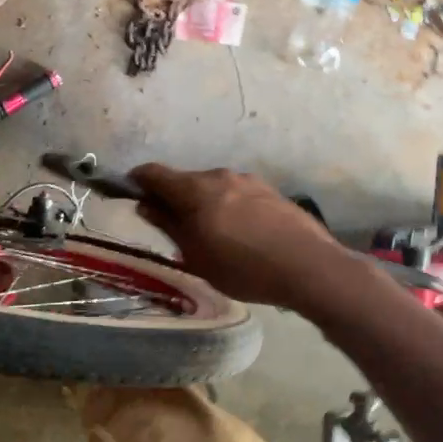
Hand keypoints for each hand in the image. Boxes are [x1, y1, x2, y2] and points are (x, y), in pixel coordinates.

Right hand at [130, 164, 376, 315]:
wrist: (311, 268)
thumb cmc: (243, 267)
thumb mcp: (195, 255)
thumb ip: (168, 226)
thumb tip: (145, 205)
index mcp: (195, 189)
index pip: (154, 173)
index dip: (138, 181)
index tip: (130, 192)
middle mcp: (219, 176)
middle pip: (185, 181)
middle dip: (173, 197)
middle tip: (172, 226)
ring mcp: (249, 181)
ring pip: (213, 188)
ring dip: (203, 204)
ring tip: (210, 234)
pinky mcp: (272, 193)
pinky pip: (237, 195)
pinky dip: (228, 208)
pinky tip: (240, 235)